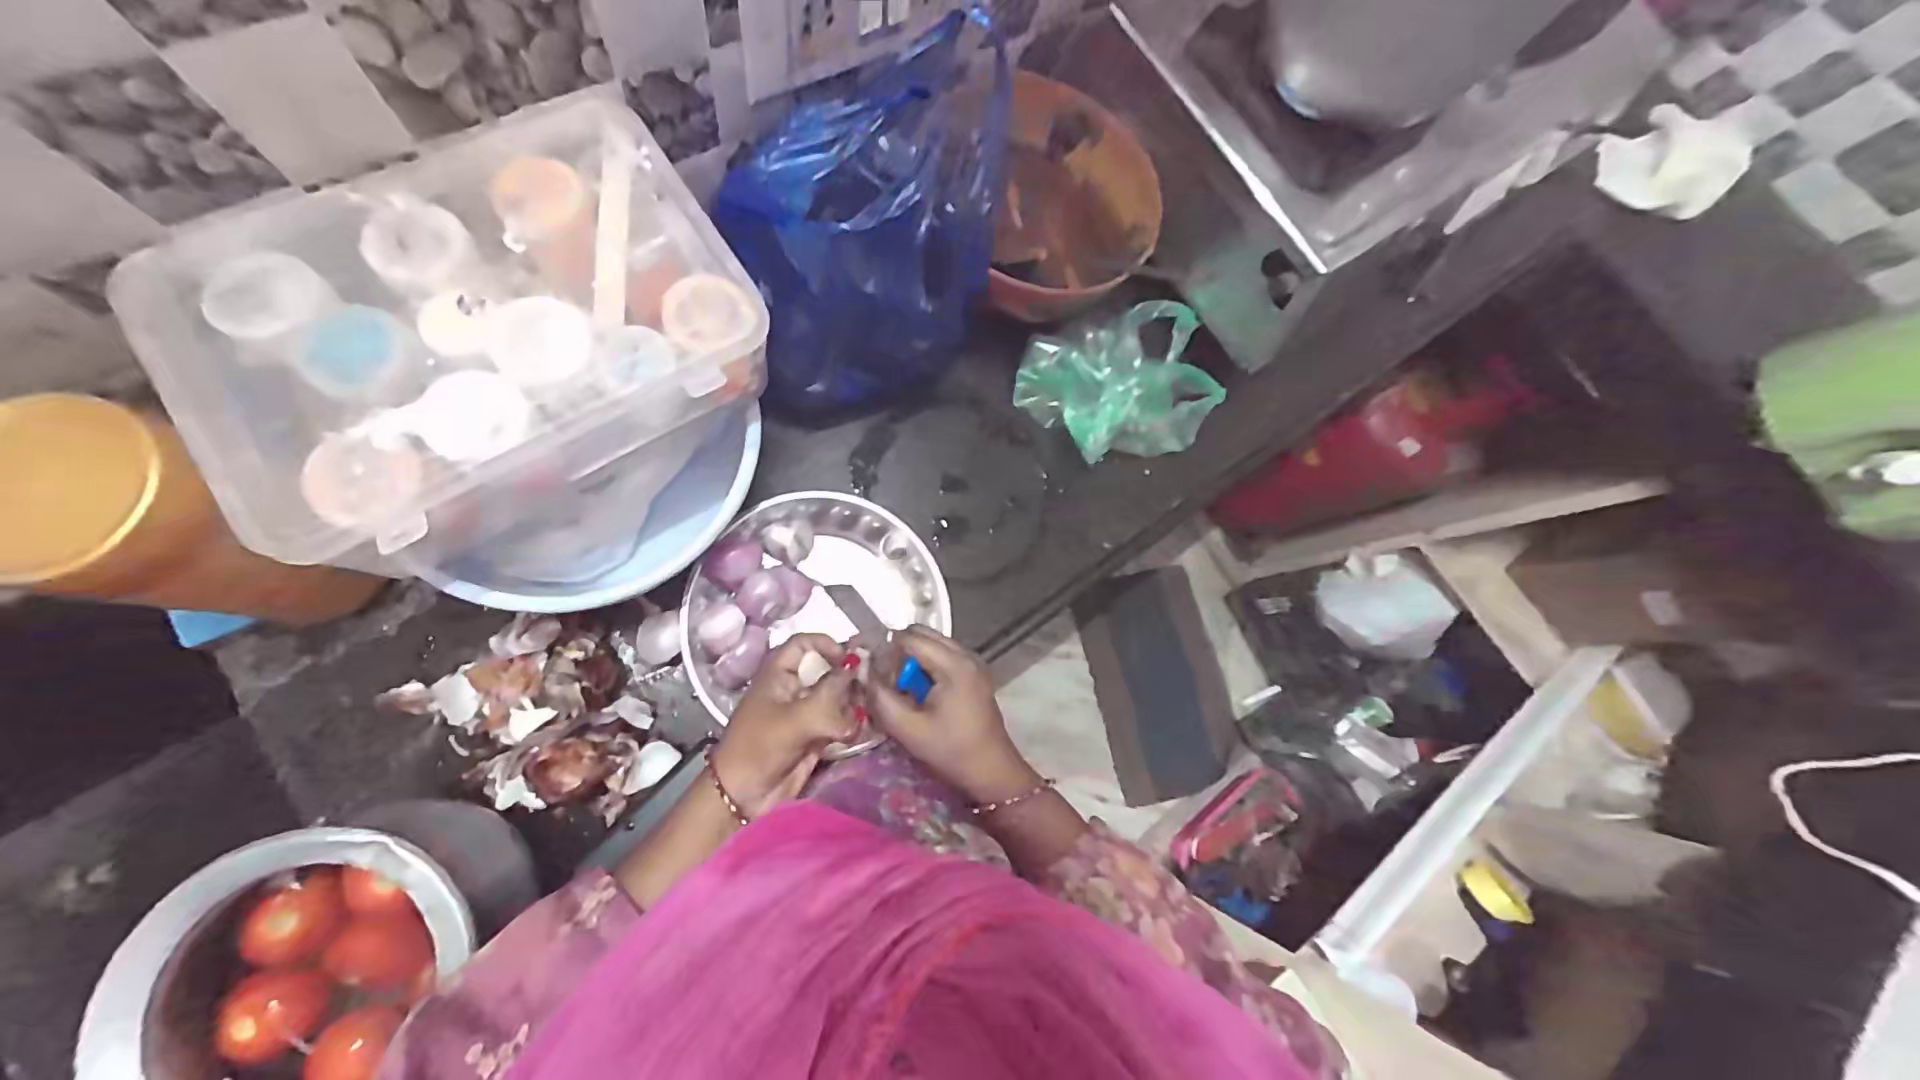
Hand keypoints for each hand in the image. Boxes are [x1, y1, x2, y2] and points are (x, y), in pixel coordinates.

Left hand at [712, 633, 856, 815]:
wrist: (743, 797)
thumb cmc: (760, 748)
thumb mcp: (796, 717)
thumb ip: (829, 693)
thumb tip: (856, 671)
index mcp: (779, 675)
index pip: (804, 644)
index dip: (826, 644)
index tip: (847, 659)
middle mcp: (794, 689)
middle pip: (826, 670)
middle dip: (849, 676)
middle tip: (873, 683)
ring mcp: (805, 714)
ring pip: (836, 697)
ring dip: (854, 702)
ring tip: (872, 708)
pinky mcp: (815, 737)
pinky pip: (840, 722)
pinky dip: (853, 724)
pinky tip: (866, 727)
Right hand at [867, 626, 1040, 803]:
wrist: (992, 771)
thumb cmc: (951, 751)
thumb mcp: (908, 729)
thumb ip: (881, 698)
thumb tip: (864, 673)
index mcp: (954, 665)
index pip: (910, 638)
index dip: (886, 649)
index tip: (870, 669)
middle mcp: (966, 655)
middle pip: (923, 634)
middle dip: (900, 651)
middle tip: (886, 680)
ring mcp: (974, 663)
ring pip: (933, 644)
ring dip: (913, 659)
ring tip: (902, 688)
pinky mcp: (974, 674)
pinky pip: (944, 656)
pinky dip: (927, 665)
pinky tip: (920, 692)